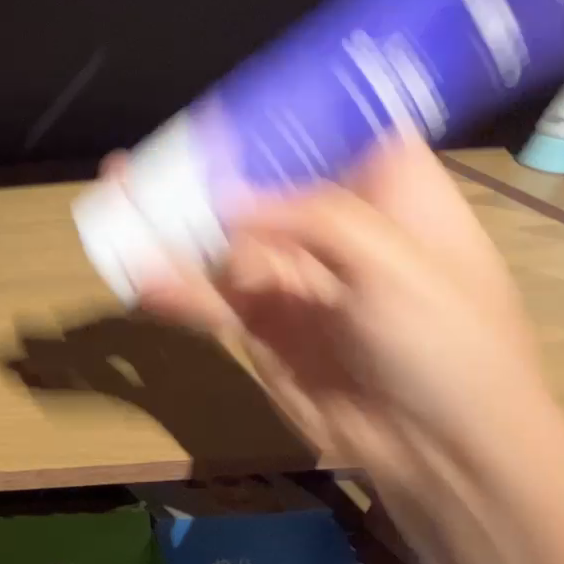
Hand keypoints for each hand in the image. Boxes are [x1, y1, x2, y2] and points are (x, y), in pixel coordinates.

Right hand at [109, 133, 559, 491]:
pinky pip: (206, 302)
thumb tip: (228, 199)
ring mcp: (292, 291)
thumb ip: (316, 222)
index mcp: (395, 209)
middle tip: (144, 163)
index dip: (293, 129)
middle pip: (262, 199)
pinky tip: (138, 279)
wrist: (436, 447)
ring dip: (170, 232)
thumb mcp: (400, 268)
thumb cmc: (448, 345)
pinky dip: (172, 291)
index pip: (344, 148)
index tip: (234, 115)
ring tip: (116, 206)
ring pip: (221, 249)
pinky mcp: (256, 333)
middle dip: (205, 180)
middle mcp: (337, 244)